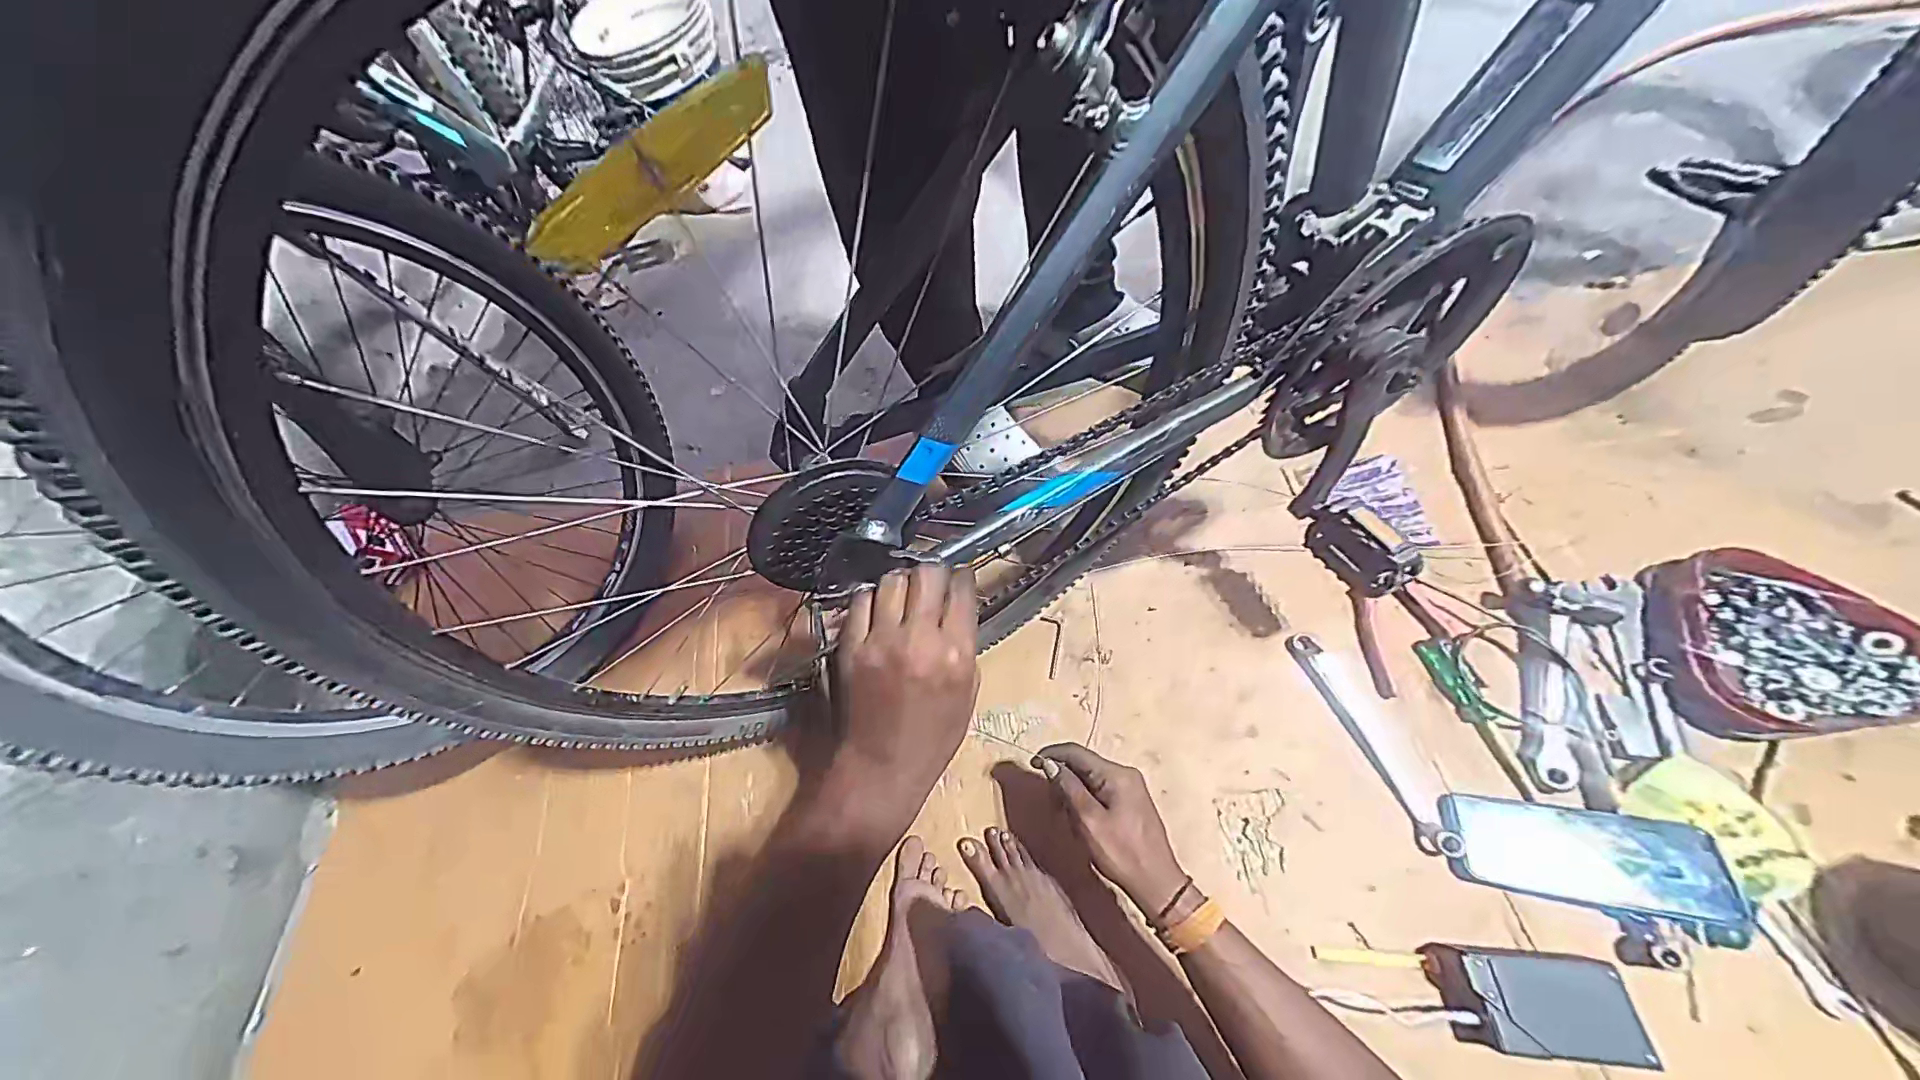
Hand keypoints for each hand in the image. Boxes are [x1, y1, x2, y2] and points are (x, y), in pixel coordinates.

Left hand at [825, 563, 979, 828]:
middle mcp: (919, 640)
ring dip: (902, 581)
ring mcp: (881, 641)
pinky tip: (878, 608)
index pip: (961, 590)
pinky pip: (861, 601)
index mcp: (955, 655)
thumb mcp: (966, 694)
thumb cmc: (931, 739)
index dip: (961, 578)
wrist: (880, 767)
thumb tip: (957, 612)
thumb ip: (965, 647)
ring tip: (904, 593)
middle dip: (933, 572)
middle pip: (927, 575)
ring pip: (892, 581)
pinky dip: (872, 598)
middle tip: (931, 581)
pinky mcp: (851, 647)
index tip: (958, 579)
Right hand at [1034, 743, 1188, 919]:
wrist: (1157, 883)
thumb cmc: (1121, 853)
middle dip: (1063, 778)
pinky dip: (1086, 800)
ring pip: (1091, 778)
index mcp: (1116, 774)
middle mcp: (1125, 774)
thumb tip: (1051, 763)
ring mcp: (1130, 788)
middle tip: (1052, 803)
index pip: (1076, 752)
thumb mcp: (1089, 821)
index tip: (1033, 764)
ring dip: (1073, 792)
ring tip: (1066, 816)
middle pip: (1084, 764)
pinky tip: (1081, 820)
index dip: (1052, 755)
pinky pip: (1101, 790)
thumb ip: (1069, 788)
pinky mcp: (1131, 802)